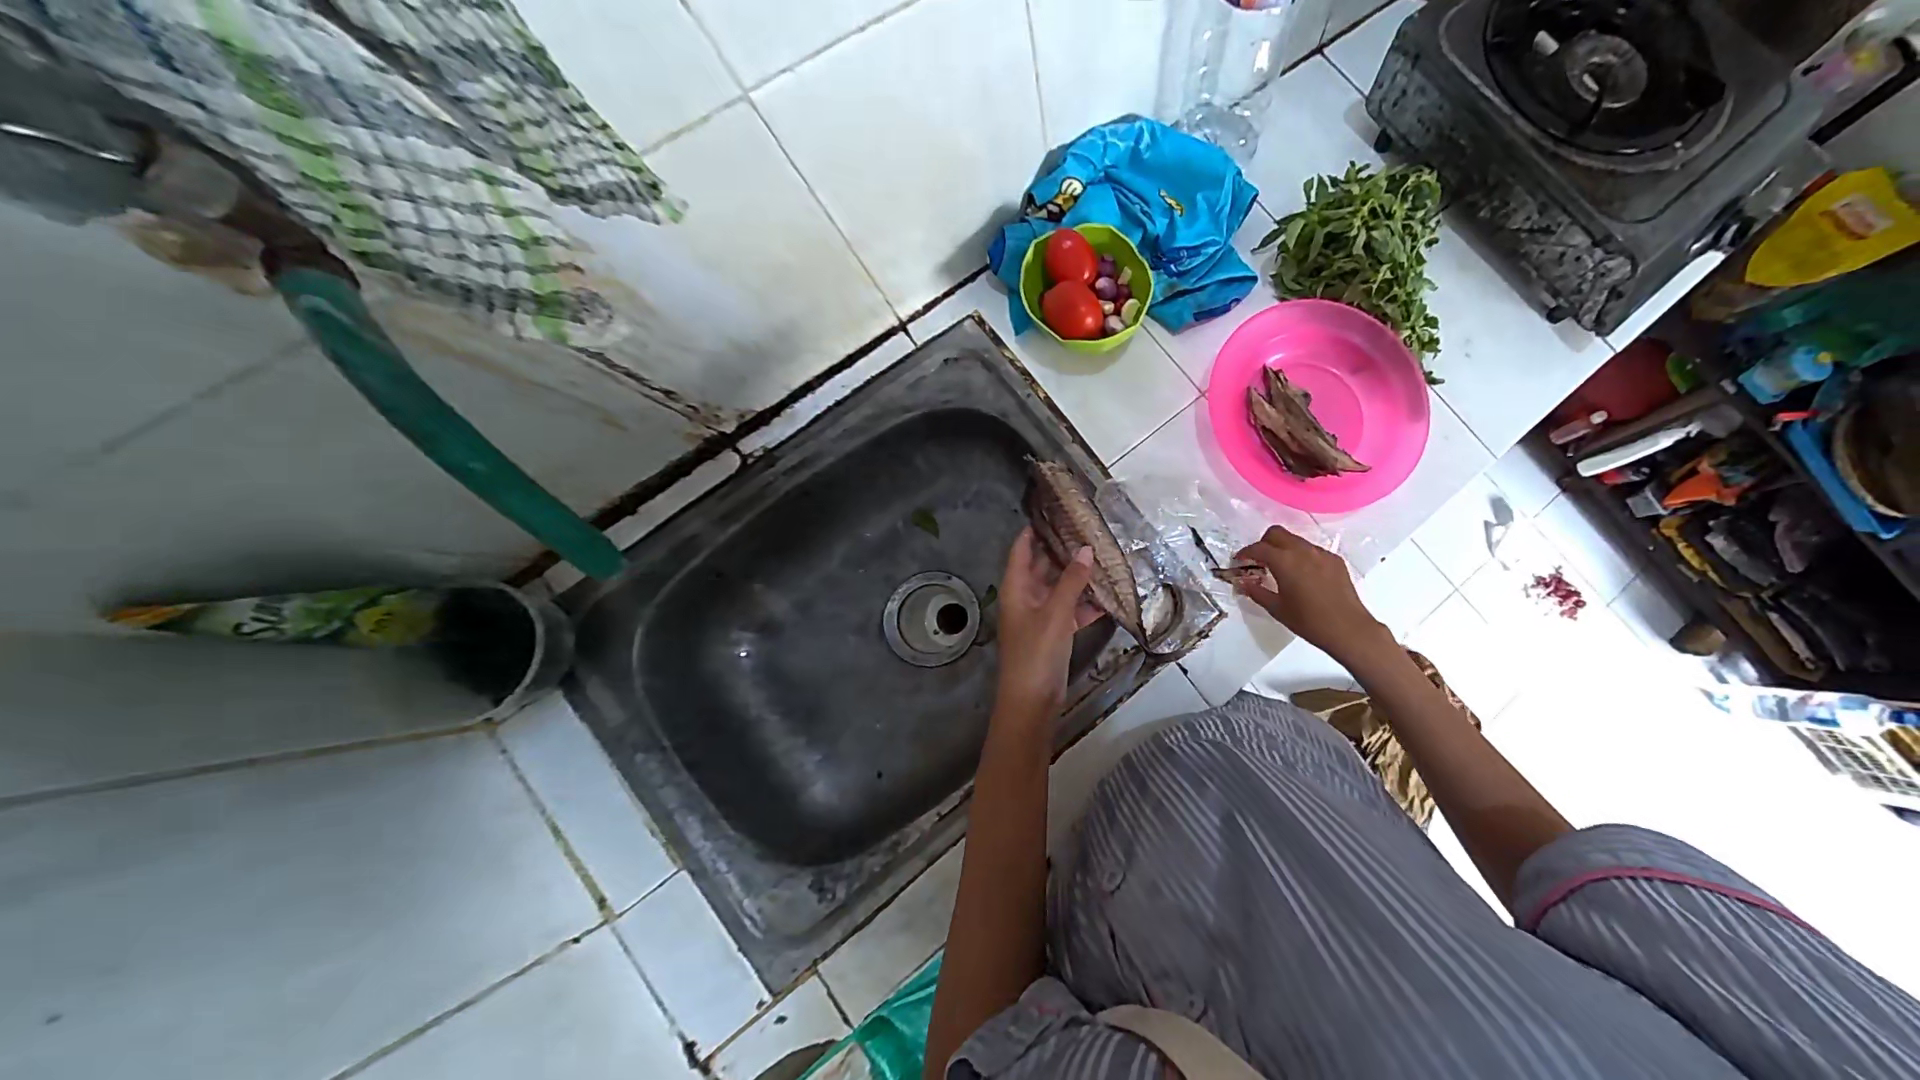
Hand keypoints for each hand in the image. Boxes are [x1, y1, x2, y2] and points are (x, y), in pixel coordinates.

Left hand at [992, 528, 1099, 723]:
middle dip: (1064, 550)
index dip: (1034, 529)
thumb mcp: (1055, 614)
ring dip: (1079, 577)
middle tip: (1090, 530)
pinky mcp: (1055, 634)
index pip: (1021, 549)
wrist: (1032, 701)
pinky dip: (1087, 603)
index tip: (1055, 510)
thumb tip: (1086, 549)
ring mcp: (1041, 616)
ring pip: (1061, 588)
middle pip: (1043, 566)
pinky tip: (1110, 595)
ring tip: (1106, 556)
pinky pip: (1071, 611)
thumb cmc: (1036, 653)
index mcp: (1016, 588)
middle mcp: (1026, 597)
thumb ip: (1071, 581)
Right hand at [1231, 524, 1391, 663]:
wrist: (1348, 629)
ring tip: (1281, 568)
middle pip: (1277, 533)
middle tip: (1259, 560)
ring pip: (1296, 540)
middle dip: (1264, 543)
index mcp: (1285, 561)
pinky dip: (1301, 556)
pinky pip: (1312, 550)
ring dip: (1283, 548)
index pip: (1259, 548)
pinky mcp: (1335, 560)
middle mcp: (1303, 551)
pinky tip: (1302, 575)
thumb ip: (1256, 592)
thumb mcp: (1276, 608)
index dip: (1245, 553)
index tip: (1239, 561)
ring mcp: (1322, 554)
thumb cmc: (1308, 621)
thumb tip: (1243, 583)